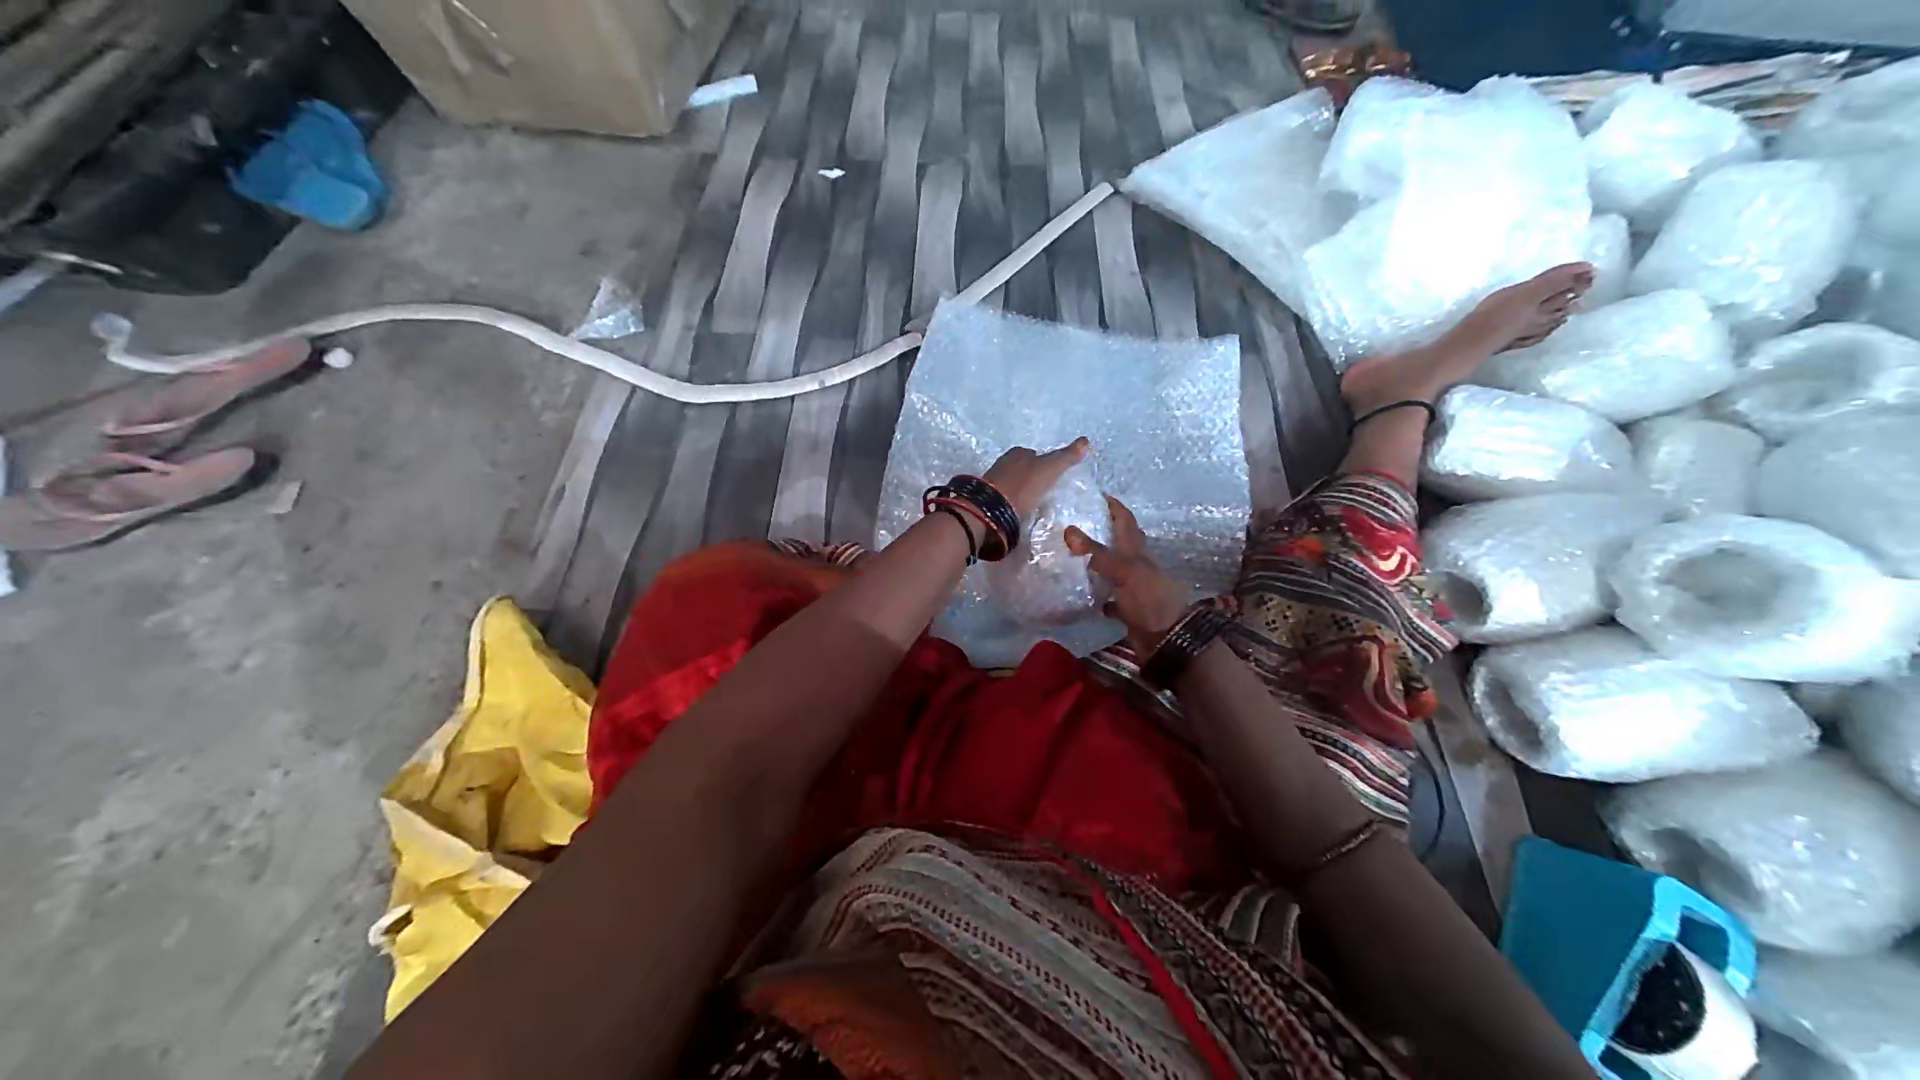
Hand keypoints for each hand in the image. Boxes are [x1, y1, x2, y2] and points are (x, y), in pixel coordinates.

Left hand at [981, 437, 1090, 520]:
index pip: (1034, 454)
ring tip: (1032, 501)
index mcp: (1018, 452)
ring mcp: (993, 480)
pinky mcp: (987, 497)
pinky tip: (1018, 508)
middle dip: (1030, 475)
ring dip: (1020, 488)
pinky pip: (1004, 495)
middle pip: (1021, 467)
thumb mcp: (1050, 469)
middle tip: (1042, 488)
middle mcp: (1003, 462)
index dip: (1044, 462)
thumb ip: (1066, 456)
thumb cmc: (1024, 485)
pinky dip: (1011, 499)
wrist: (993, 507)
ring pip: (1011, 481)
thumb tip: (1085, 441)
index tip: (1051, 474)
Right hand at [1064, 495, 1191, 652]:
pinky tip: (1082, 591)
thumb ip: (1097, 553)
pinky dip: (1098, 591)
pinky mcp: (1128, 607)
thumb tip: (1068, 529)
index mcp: (1138, 552)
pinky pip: (1110, 595)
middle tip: (1080, 522)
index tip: (1096, 495)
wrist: (1166, 640)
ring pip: (1114, 568)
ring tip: (1073, 553)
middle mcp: (1137, 565)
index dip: (1114, 506)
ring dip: (1099, 560)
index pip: (1126, 520)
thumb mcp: (1124, 571)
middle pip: (1122, 541)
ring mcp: (1133, 587)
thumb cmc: (1149, 601)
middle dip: (1105, 529)